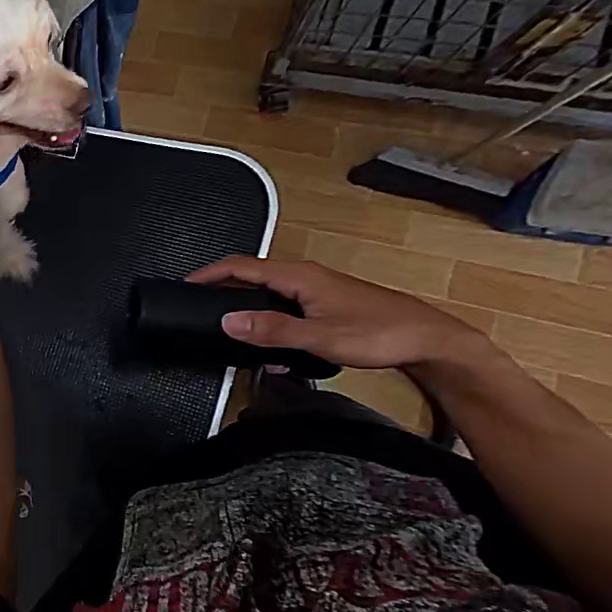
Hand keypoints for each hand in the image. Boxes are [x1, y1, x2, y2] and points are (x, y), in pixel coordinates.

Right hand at [187, 255, 489, 370]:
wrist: (425, 338)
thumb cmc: (379, 333)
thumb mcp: (320, 336)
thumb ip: (272, 330)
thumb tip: (230, 321)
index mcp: (299, 276)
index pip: (242, 266)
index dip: (210, 273)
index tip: (186, 284)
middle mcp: (305, 276)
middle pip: (252, 275)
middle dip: (222, 287)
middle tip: (198, 304)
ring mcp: (316, 289)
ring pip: (268, 292)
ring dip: (245, 305)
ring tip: (227, 326)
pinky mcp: (325, 303)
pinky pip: (285, 306)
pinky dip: (268, 320)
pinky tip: (269, 346)